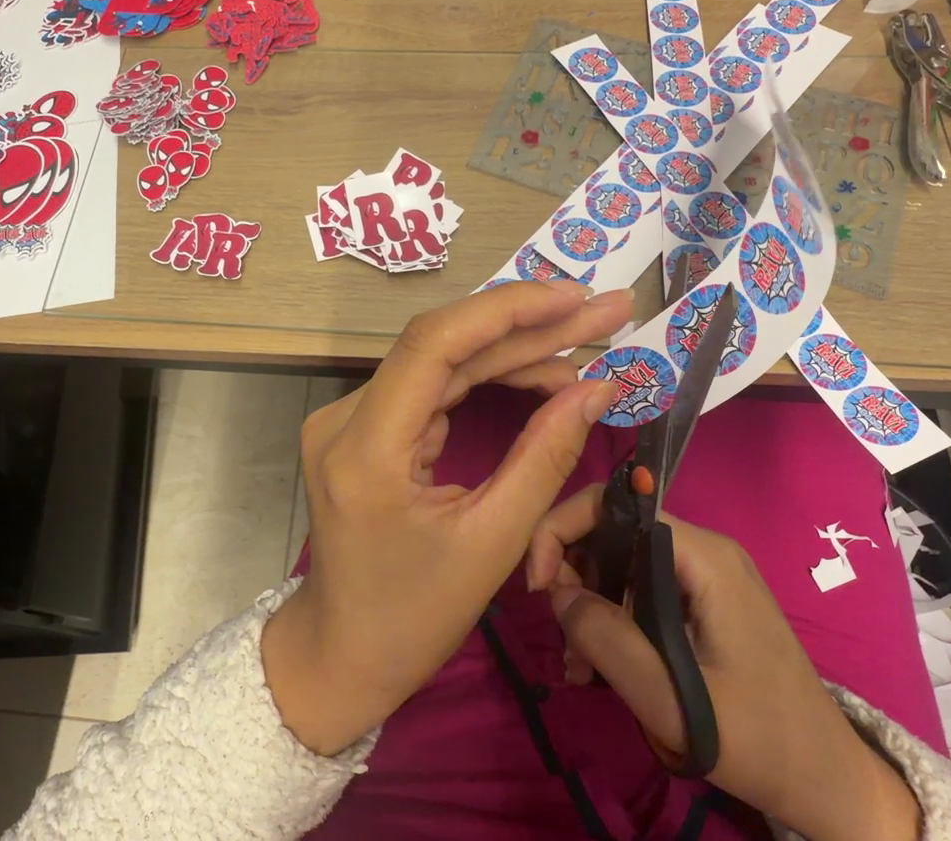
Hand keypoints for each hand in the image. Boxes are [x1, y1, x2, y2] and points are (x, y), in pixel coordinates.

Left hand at [261, 282, 631, 755]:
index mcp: (365, 449)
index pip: (433, 344)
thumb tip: (598, 388)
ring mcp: (350, 421)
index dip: (507, 310)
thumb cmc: (413, 616)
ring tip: (589, 339)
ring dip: (516, 351)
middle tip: (607, 310)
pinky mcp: (365, 429)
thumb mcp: (491, 543)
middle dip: (530, 328)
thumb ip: (544, 457)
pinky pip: (433, 388)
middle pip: (445, 349)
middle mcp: (345, 418)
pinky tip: (543, 373)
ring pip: (442, 364)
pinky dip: (489, 380)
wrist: (343, 652)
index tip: (576, 297)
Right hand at [527, 488, 921, 840]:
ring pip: (622, 566)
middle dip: (573, 579)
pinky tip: (602, 667)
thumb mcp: (668, 696)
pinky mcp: (705, 602)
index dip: (562, 532)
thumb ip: (605, 637)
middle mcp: (704, 552)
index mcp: (702, 557)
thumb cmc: (756, 738)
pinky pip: (643, 591)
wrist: (826, 780)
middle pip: (613, 534)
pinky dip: (615, 620)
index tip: (538, 589)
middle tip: (563, 643)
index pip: (612, 505)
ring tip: (580, 669)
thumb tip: (555, 592)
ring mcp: (706, 576)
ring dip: (591, 608)